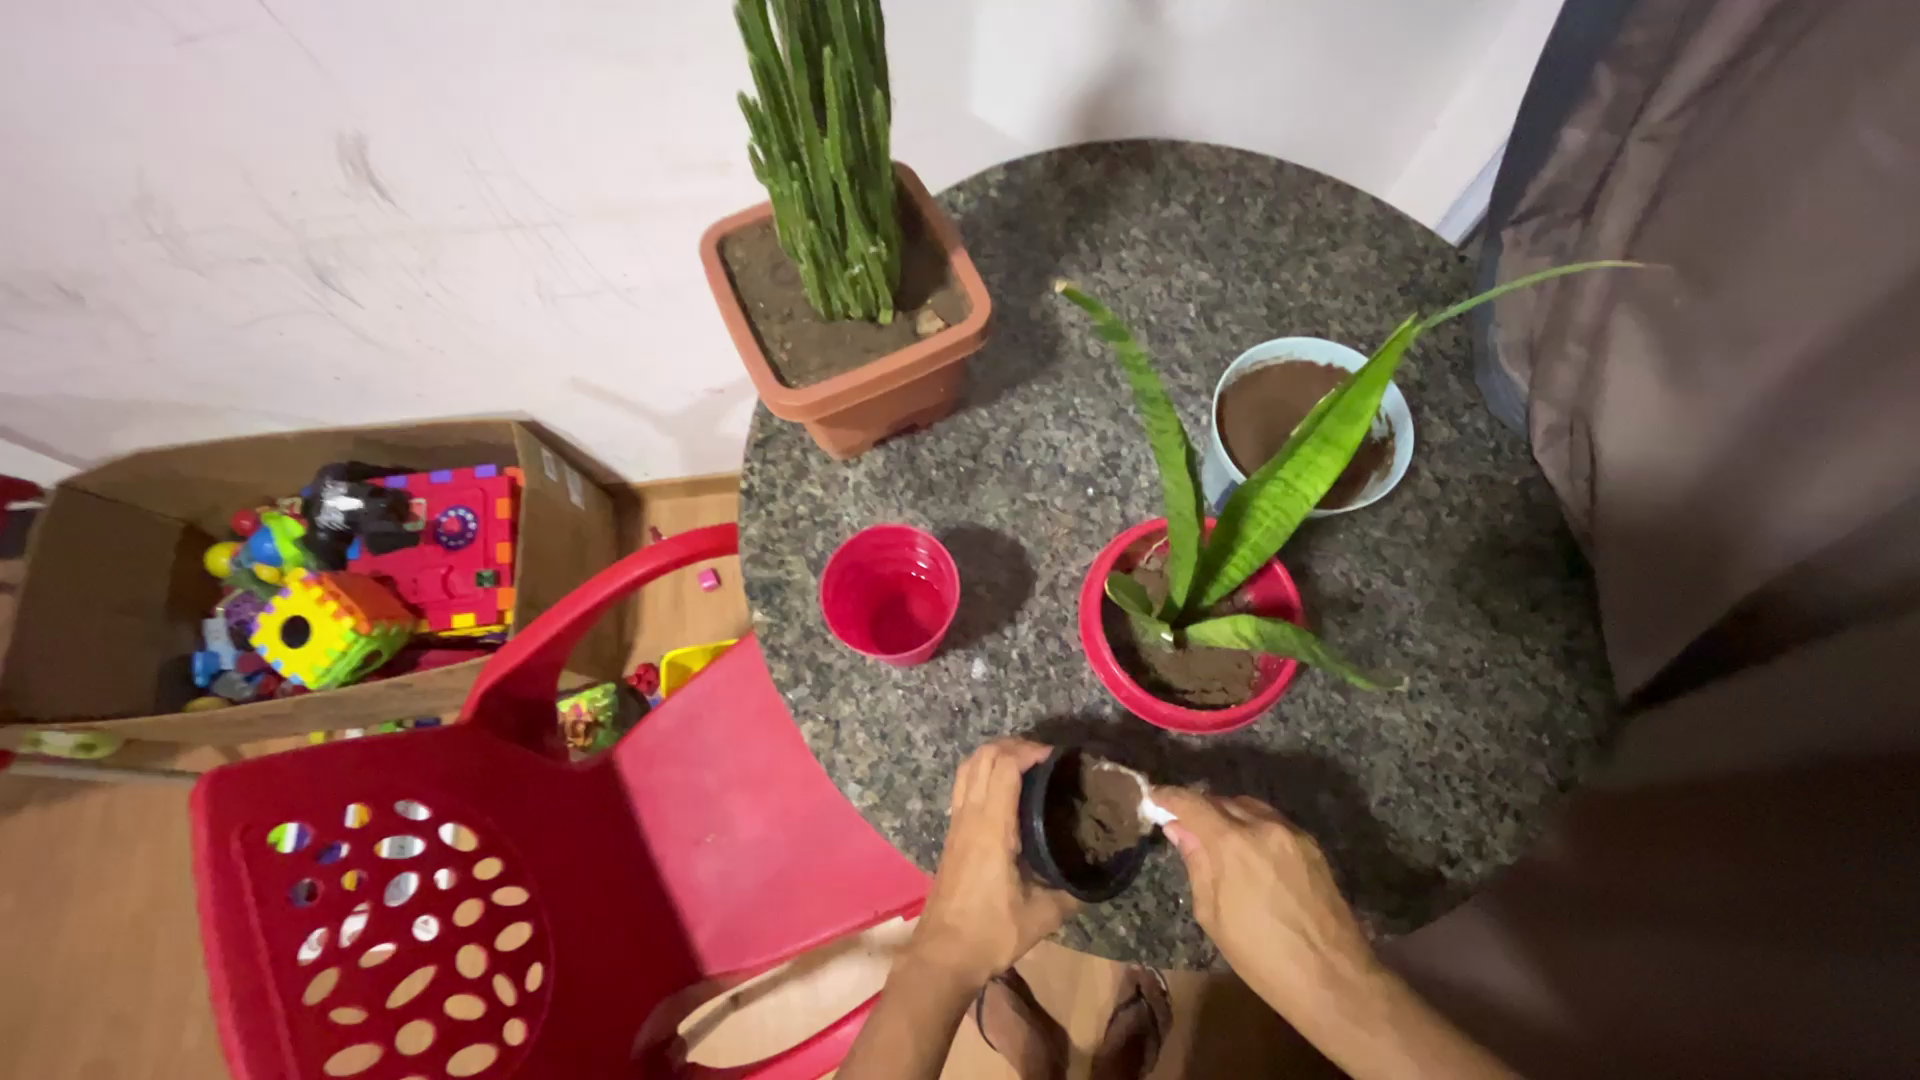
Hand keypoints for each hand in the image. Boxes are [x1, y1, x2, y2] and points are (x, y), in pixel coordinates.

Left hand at [909, 738, 1079, 987]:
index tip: (1057, 758)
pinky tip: (1005, 791)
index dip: (1029, 751)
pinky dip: (984, 772)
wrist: (943, 954)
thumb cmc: (990, 932)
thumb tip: (1095, 874)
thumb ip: (1071, 891)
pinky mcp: (952, 833)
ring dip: (995, 755)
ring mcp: (956, 822)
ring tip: (1026, 765)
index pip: (1004, 766)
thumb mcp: (1041, 916)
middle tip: (1045, 758)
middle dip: (1014, 746)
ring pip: (969, 767)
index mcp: (992, 827)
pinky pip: (965, 785)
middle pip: (983, 756)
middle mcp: (970, 815)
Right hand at [1152, 787, 1382, 1017]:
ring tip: (1217, 838)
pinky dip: (1253, 825)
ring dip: (1227, 814)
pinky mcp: (1312, 845)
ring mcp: (1291, 833)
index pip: (1191, 803)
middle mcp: (1262, 826)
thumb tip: (1178, 829)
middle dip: (1199, 808)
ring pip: (1249, 806)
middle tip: (1184, 826)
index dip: (1168, 797)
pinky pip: (1273, 821)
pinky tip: (1250, 851)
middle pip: (1220, 800)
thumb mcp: (1212, 914)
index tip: (1153, 798)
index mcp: (1232, 844)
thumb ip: (1196, 863)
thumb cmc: (1262, 956)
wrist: (1334, 980)